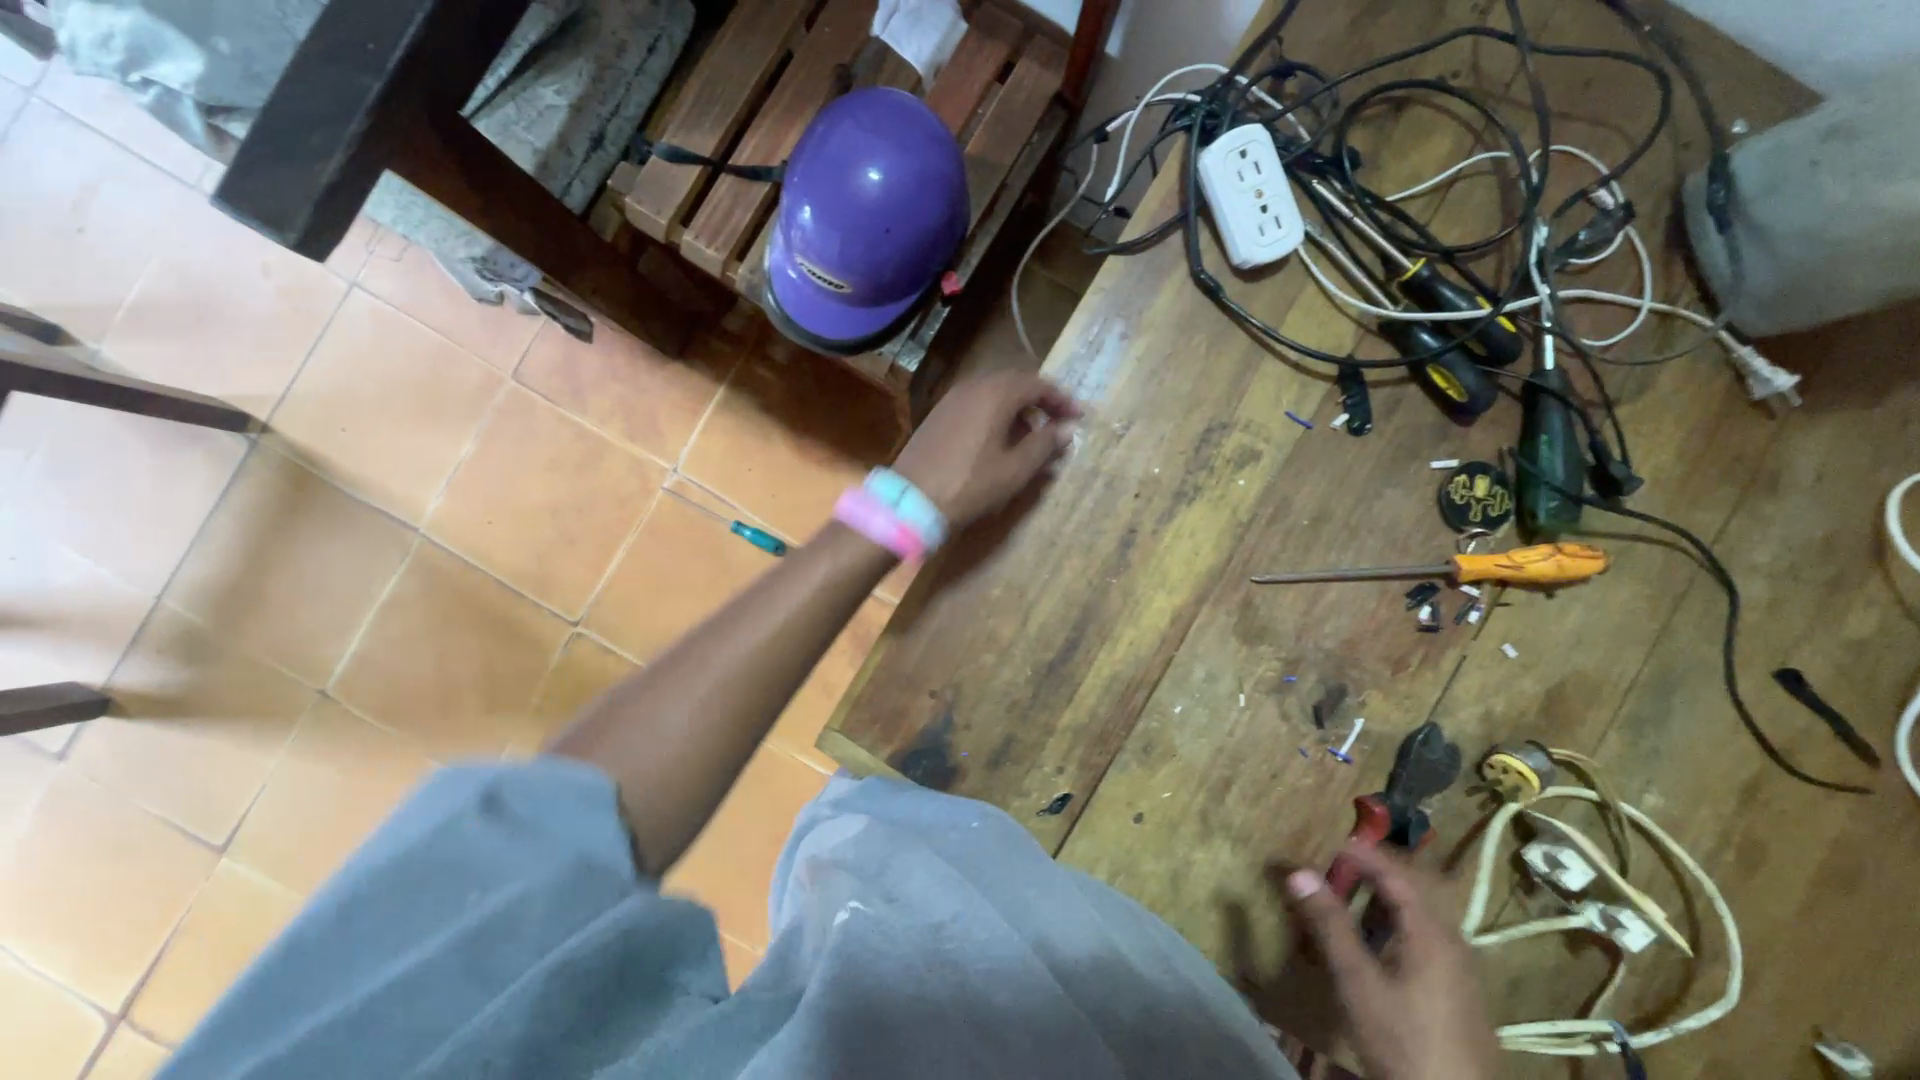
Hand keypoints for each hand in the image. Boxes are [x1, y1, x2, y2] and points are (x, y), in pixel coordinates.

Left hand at [891, 372, 1082, 527]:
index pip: (1038, 384)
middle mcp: (973, 387)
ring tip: (1033, 436)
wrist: (911, 500)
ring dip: (1018, 409)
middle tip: (1059, 424)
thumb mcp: (1014, 470)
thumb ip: (1044, 445)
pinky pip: (976, 404)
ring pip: (994, 393)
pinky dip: (996, 415)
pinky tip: (1001, 440)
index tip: (1079, 417)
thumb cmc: (970, 485)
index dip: (1062, 400)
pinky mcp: (939, 415)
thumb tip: (1068, 429)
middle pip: (1016, 383)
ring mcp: (952, 399)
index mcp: (995, 394)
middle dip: (1041, 402)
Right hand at [1287, 843, 1499, 1079]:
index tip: (1332, 842)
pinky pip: (1427, 941)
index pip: (1398, 875)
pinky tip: (1377, 950)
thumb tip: (1299, 872)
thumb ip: (1330, 925)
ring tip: (1349, 904)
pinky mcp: (1460, 994)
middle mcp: (1454, 943)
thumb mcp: (1357, 981)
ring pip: (1421, 919)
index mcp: (1432, 932)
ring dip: (1385, 903)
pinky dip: (1397, 928)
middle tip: (1337, 869)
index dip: (1365, 855)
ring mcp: (1461, 971)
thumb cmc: (1402, 1038)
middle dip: (1375, 876)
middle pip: (1414, 893)